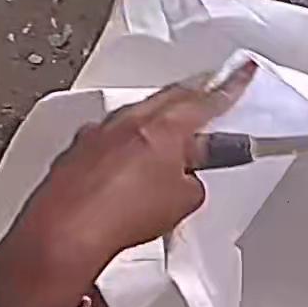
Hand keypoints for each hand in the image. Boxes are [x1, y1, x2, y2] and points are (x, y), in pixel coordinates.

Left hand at [0, 63, 255, 306]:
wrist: (65, 235)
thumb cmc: (119, 216)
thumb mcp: (184, 201)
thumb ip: (193, 180)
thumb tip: (187, 179)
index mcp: (164, 127)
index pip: (209, 100)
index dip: (232, 86)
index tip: (242, 71)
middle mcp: (129, 121)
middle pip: (172, 97)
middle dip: (195, 95)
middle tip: (210, 93)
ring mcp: (99, 133)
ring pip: (139, 114)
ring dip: (160, 120)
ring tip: (171, 139)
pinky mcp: (77, 151)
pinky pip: (112, 135)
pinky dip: (129, 142)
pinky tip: (131, 165)